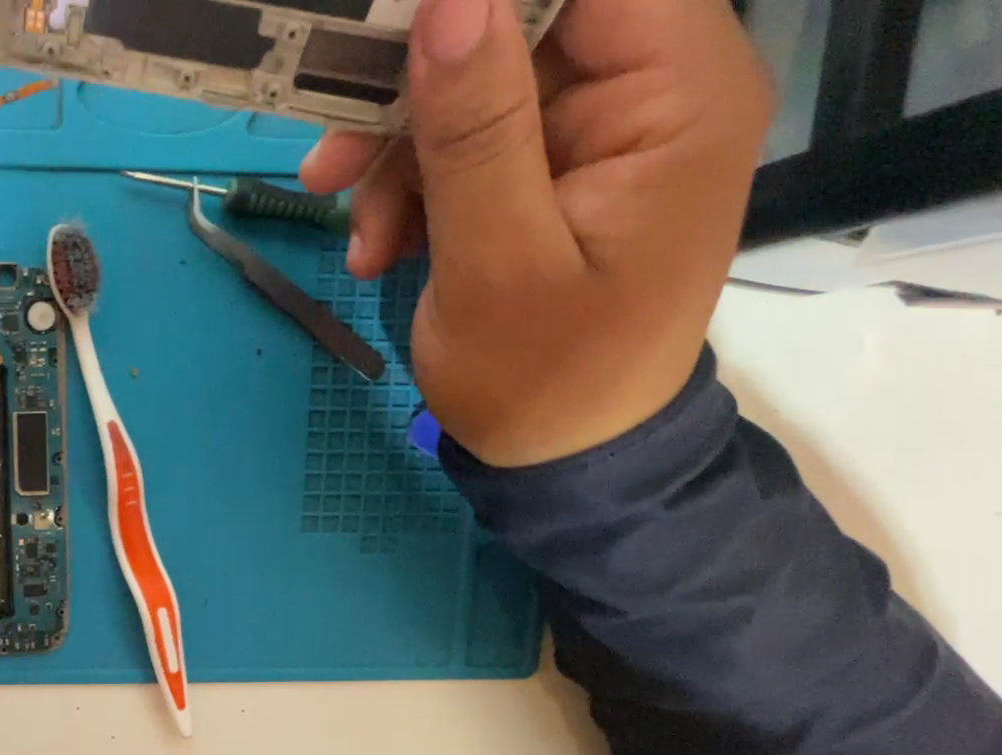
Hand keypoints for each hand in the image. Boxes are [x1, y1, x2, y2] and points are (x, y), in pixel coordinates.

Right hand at [298, 0, 772, 466]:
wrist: (555, 457)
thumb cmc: (542, 378)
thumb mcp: (498, 263)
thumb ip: (477, 131)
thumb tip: (449, 0)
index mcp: (674, 96)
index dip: (477, 2)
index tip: (383, 40)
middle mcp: (643, 94)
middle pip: (512, 30)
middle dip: (410, 93)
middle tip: (332, 159)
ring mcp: (588, 136)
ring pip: (469, 90)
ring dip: (393, 160)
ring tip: (361, 241)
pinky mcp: (540, 174)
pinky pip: (459, 147)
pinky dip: (405, 193)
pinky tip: (378, 252)